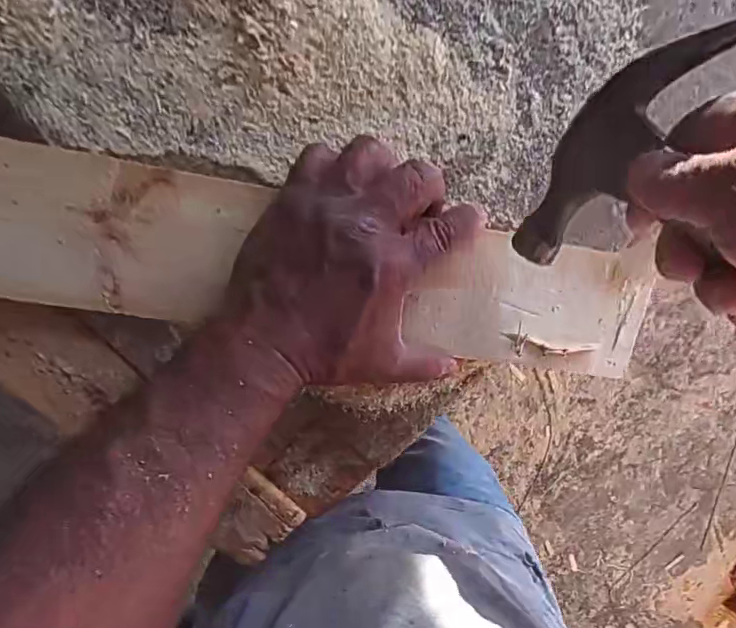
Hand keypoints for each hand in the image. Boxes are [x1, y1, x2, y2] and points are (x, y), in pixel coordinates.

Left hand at [217, 136, 484, 386]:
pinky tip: (332, 189)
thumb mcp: (380, 364)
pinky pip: (318, 156)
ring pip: (370, 152)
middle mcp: (366, 225)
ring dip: (382, 167)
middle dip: (429, 188)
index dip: (468, 220)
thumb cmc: (323, 356)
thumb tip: (451, 368)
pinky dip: (330, 165)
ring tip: (375, 189)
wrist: (263, 343)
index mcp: (394, 266)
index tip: (471, 219)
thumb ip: (420, 363)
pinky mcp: (293, 199)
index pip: (447, 229)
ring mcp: (328, 206)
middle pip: (417, 176)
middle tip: (418, 208)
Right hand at [625, 71, 735, 325]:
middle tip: (694, 276)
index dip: (654, 193)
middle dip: (693, 254)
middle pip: (700, 204)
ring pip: (729, 242)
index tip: (641, 235)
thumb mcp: (726, 192)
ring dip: (722, 281)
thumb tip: (635, 173)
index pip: (681, 144)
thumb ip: (669, 182)